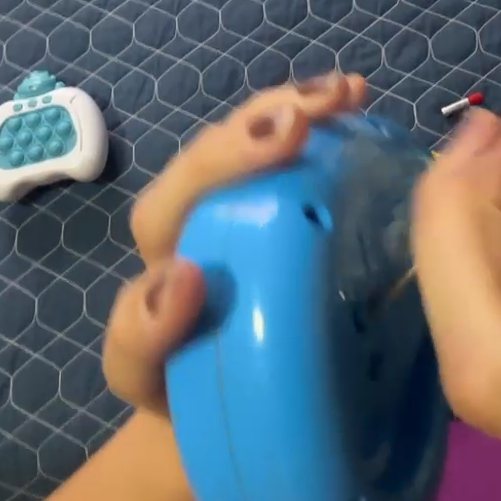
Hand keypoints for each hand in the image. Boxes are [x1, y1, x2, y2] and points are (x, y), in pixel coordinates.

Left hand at [102, 74, 482, 500]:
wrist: (252, 390)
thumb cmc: (270, 435)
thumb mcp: (305, 498)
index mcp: (164, 367)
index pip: (133, 343)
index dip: (150, 316)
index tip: (192, 291)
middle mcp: (180, 279)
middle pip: (170, 213)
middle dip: (218, 168)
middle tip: (287, 137)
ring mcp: (217, 231)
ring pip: (215, 165)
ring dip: (267, 120)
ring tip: (331, 99)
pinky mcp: (259, 201)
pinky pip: (265, 149)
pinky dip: (300, 115)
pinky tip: (347, 96)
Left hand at [103, 73, 369, 414]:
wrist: (220, 408)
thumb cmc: (178, 386)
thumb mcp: (143, 375)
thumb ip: (140, 342)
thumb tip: (186, 279)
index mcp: (168, 246)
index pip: (173, 198)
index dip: (214, 171)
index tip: (270, 161)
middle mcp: (204, 217)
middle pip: (222, 152)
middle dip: (261, 121)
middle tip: (316, 112)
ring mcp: (254, 211)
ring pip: (260, 142)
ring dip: (301, 106)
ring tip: (347, 92)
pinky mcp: (298, 215)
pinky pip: (309, 161)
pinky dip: (333, 129)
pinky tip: (360, 108)